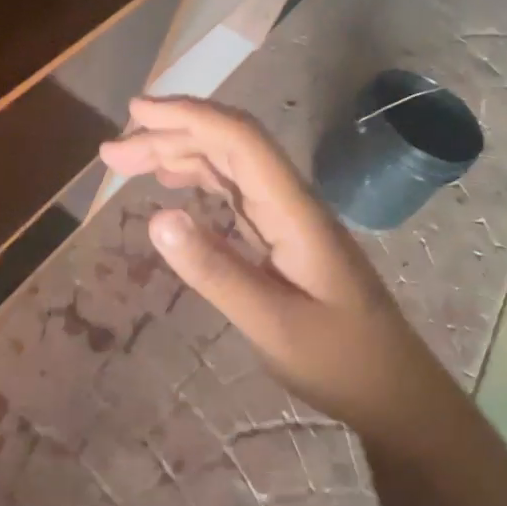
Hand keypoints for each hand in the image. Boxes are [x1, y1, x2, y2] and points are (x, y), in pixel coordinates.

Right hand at [99, 97, 443, 430]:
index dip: (189, 117)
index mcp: (295, 211)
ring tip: (126, 164)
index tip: (138, 112)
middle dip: (169, 135)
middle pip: (228, 145)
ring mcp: (286, 219)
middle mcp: (290, 202)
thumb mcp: (272, 324)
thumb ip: (215, 271)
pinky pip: (232, 192)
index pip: (240, 141)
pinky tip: (170, 187)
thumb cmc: (338, 361)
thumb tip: (157, 218)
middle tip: (112, 153)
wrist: (394, 393)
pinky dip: (196, 180)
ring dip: (178, 154)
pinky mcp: (280, 237)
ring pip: (227, 166)